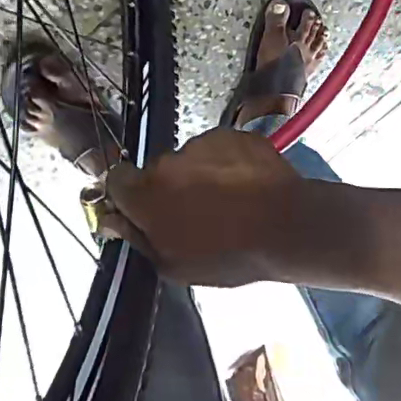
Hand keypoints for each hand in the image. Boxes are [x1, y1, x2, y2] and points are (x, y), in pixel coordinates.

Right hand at [95, 127, 304, 285]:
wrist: (287, 226)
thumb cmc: (229, 255)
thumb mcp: (176, 266)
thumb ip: (138, 240)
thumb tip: (112, 221)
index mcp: (146, 196)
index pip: (115, 180)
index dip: (126, 193)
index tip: (143, 208)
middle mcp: (166, 162)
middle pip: (155, 171)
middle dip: (168, 188)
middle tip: (195, 213)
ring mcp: (199, 144)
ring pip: (187, 160)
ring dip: (198, 175)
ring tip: (227, 200)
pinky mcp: (228, 134)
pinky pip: (216, 148)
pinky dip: (224, 163)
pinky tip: (244, 185)